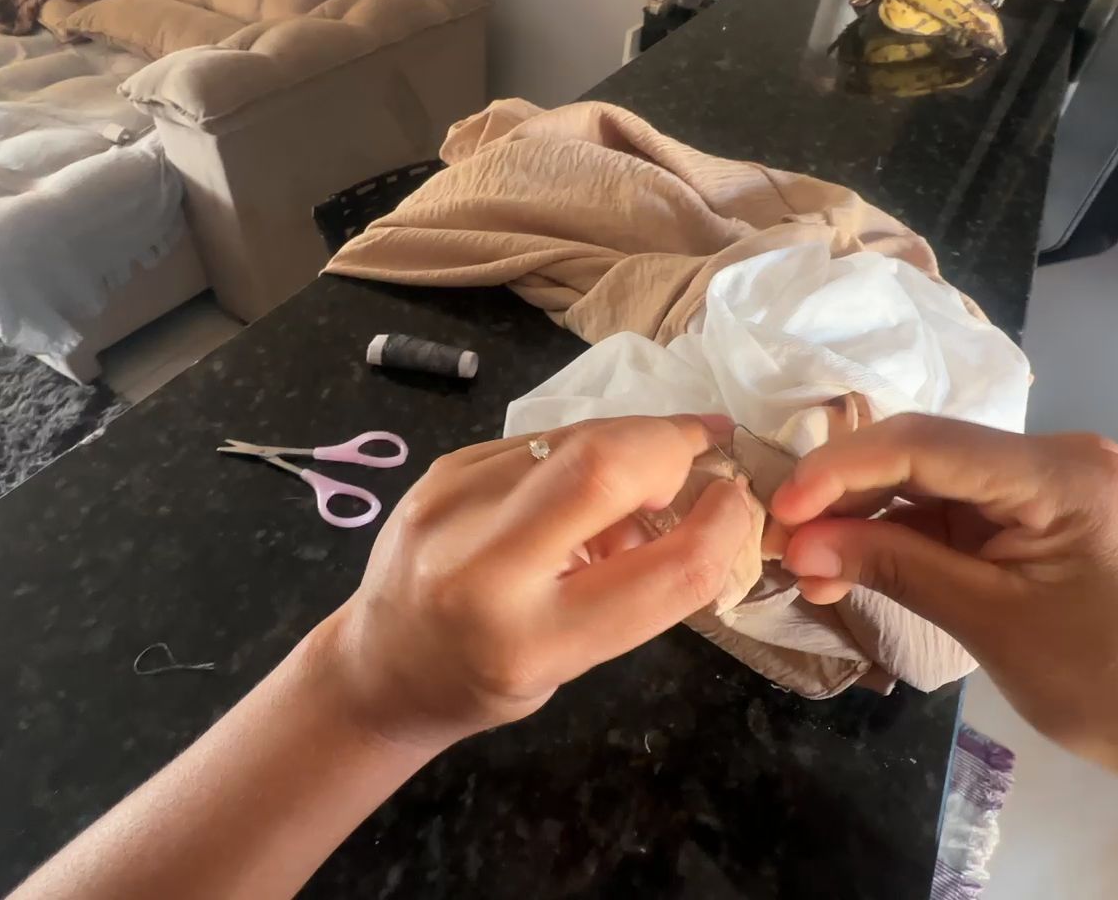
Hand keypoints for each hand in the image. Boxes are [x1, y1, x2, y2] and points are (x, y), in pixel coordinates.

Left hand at [318, 415, 753, 749]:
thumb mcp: (572, 662)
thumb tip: (699, 500)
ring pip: (572, 438)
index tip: (737, 502)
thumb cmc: (486, 680)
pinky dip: (585, 443)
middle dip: (670, 446)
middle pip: (603, 470)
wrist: (381, 662)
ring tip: (658, 454)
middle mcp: (484, 567)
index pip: (663, 573)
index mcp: (532, 641)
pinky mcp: (444, 468)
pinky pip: (539, 438)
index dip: (722, 527)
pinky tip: (594, 466)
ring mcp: (453, 504)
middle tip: (703, 446)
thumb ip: (639, 587)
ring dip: (633, 436)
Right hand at [770, 413, 1117, 792]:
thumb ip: (891, 566)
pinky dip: (895, 537)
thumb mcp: (991, 623)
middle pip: (919, 454)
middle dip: (843, 495)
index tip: (778, 510)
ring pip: (923, 483)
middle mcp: (1051, 458)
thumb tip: (796, 546)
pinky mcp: (1028, 516)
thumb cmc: (1117, 688)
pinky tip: (852, 564)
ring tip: (809, 564)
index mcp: (1061, 472)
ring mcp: (1039, 486)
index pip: (924, 446)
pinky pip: (945, 512)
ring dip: (862, 520)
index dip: (839, 472)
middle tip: (782, 538)